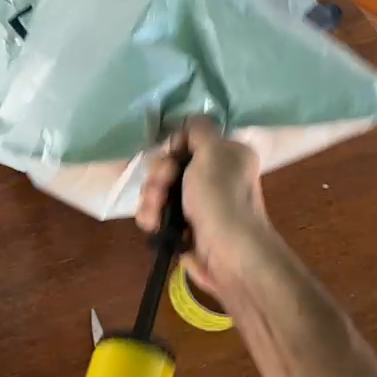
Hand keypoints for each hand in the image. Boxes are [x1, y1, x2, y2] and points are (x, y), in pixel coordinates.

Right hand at [137, 115, 267, 300]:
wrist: (226, 253)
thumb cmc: (221, 197)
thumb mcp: (213, 151)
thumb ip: (199, 129)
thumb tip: (189, 124)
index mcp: (225, 155)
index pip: (188, 140)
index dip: (174, 147)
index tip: (173, 156)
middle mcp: (211, 177)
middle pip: (168, 165)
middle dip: (158, 176)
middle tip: (163, 187)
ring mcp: (194, 203)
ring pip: (157, 190)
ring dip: (150, 198)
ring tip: (156, 211)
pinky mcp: (180, 227)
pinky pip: (155, 212)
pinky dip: (150, 216)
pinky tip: (153, 224)